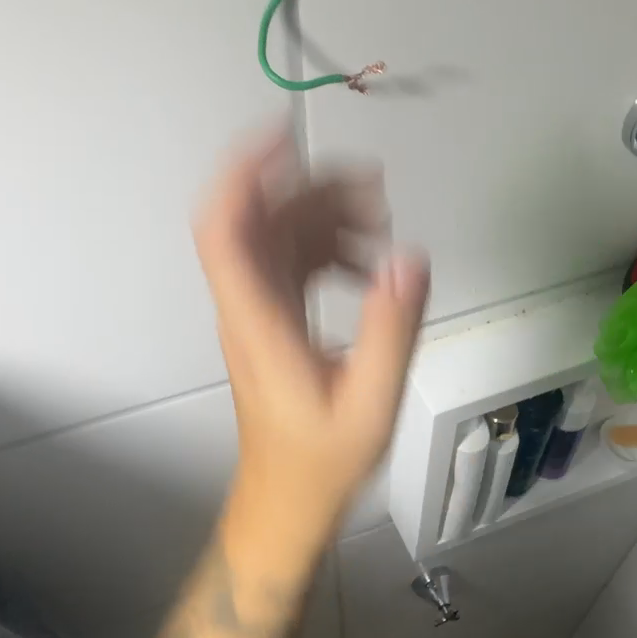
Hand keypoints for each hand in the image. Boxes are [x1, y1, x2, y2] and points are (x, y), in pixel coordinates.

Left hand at [194, 132, 430, 543]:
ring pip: (279, 238)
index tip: (287, 134)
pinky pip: (294, 264)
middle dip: (313, 189)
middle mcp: (248, 307)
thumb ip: (390, 330)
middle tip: (375, 192)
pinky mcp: (275, 323)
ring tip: (383, 226)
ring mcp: (259, 314)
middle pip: (260, 220)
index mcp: (258, 322)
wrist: (287, 503)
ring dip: (326, 217)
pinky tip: (369, 265)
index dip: (244, 172)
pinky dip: (330, 249)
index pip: (225, 229)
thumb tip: (411, 257)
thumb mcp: (369, 403)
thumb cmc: (320, 463)